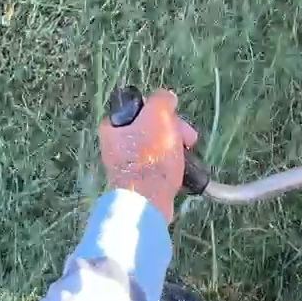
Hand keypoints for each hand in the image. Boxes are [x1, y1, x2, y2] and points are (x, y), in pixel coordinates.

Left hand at [98, 88, 197, 221]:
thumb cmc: (151, 156)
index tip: (174, 120)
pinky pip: (157, 166)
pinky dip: (170, 167)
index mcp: (112, 126)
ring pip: (157, 146)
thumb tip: (167, 98)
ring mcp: (126, 165)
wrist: (148, 202)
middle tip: (188, 139)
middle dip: (174, 131)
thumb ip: (162, 99)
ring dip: (175, 148)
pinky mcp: (138, 183)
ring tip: (186, 158)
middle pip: (152, 127)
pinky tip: (180, 171)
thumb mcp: (158, 115)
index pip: (142, 108)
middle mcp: (115, 145)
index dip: (161, 111)